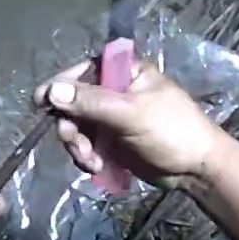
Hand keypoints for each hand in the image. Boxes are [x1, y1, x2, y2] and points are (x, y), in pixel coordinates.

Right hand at [36, 60, 227, 188]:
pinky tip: (99, 168)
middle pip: (73, 102)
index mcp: (124, 73)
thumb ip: (92, 102)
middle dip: (71, 126)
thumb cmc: (172, 131)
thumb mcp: (131, 114)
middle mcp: (114, 91)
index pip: (82, 70)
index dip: (60, 85)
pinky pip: (86, 146)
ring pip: (77, 127)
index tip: (42, 103)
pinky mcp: (111, 142)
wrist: (196, 169)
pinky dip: (87, 157)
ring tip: (92, 161)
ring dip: (78, 146)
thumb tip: (52, 91)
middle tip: (77, 144)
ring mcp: (111, 118)